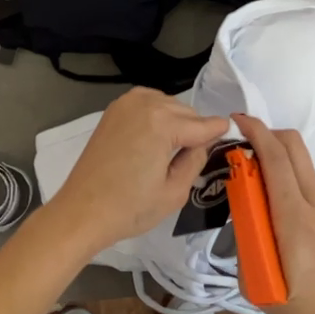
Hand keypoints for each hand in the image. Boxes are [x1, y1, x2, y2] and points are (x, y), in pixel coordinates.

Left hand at [43, 88, 231, 253]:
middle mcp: (144, 103)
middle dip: (195, 130)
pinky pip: (147, 104)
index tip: (232, 138)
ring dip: (176, 121)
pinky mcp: (112, 110)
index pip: (203, 125)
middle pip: (186, 112)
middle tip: (196, 157)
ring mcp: (125, 103)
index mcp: (162, 122)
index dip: (219, 134)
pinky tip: (155, 139)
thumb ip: (196, 159)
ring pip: (167, 104)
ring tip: (174, 150)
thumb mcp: (175, 191)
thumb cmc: (130, 208)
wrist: (82, 210)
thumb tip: (205, 140)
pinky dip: (156, 116)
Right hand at [232, 113, 314, 313]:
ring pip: (300, 158)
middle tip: (237, 141)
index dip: (255, 133)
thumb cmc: (304, 311)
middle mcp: (314, 203)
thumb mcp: (260, 285)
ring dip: (274, 150)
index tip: (234, 121)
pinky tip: (266, 191)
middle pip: (293, 145)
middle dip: (264, 132)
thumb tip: (238, 211)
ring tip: (247, 166)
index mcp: (295, 218)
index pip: (276, 159)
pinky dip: (283, 167)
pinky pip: (303, 175)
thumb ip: (245, 242)